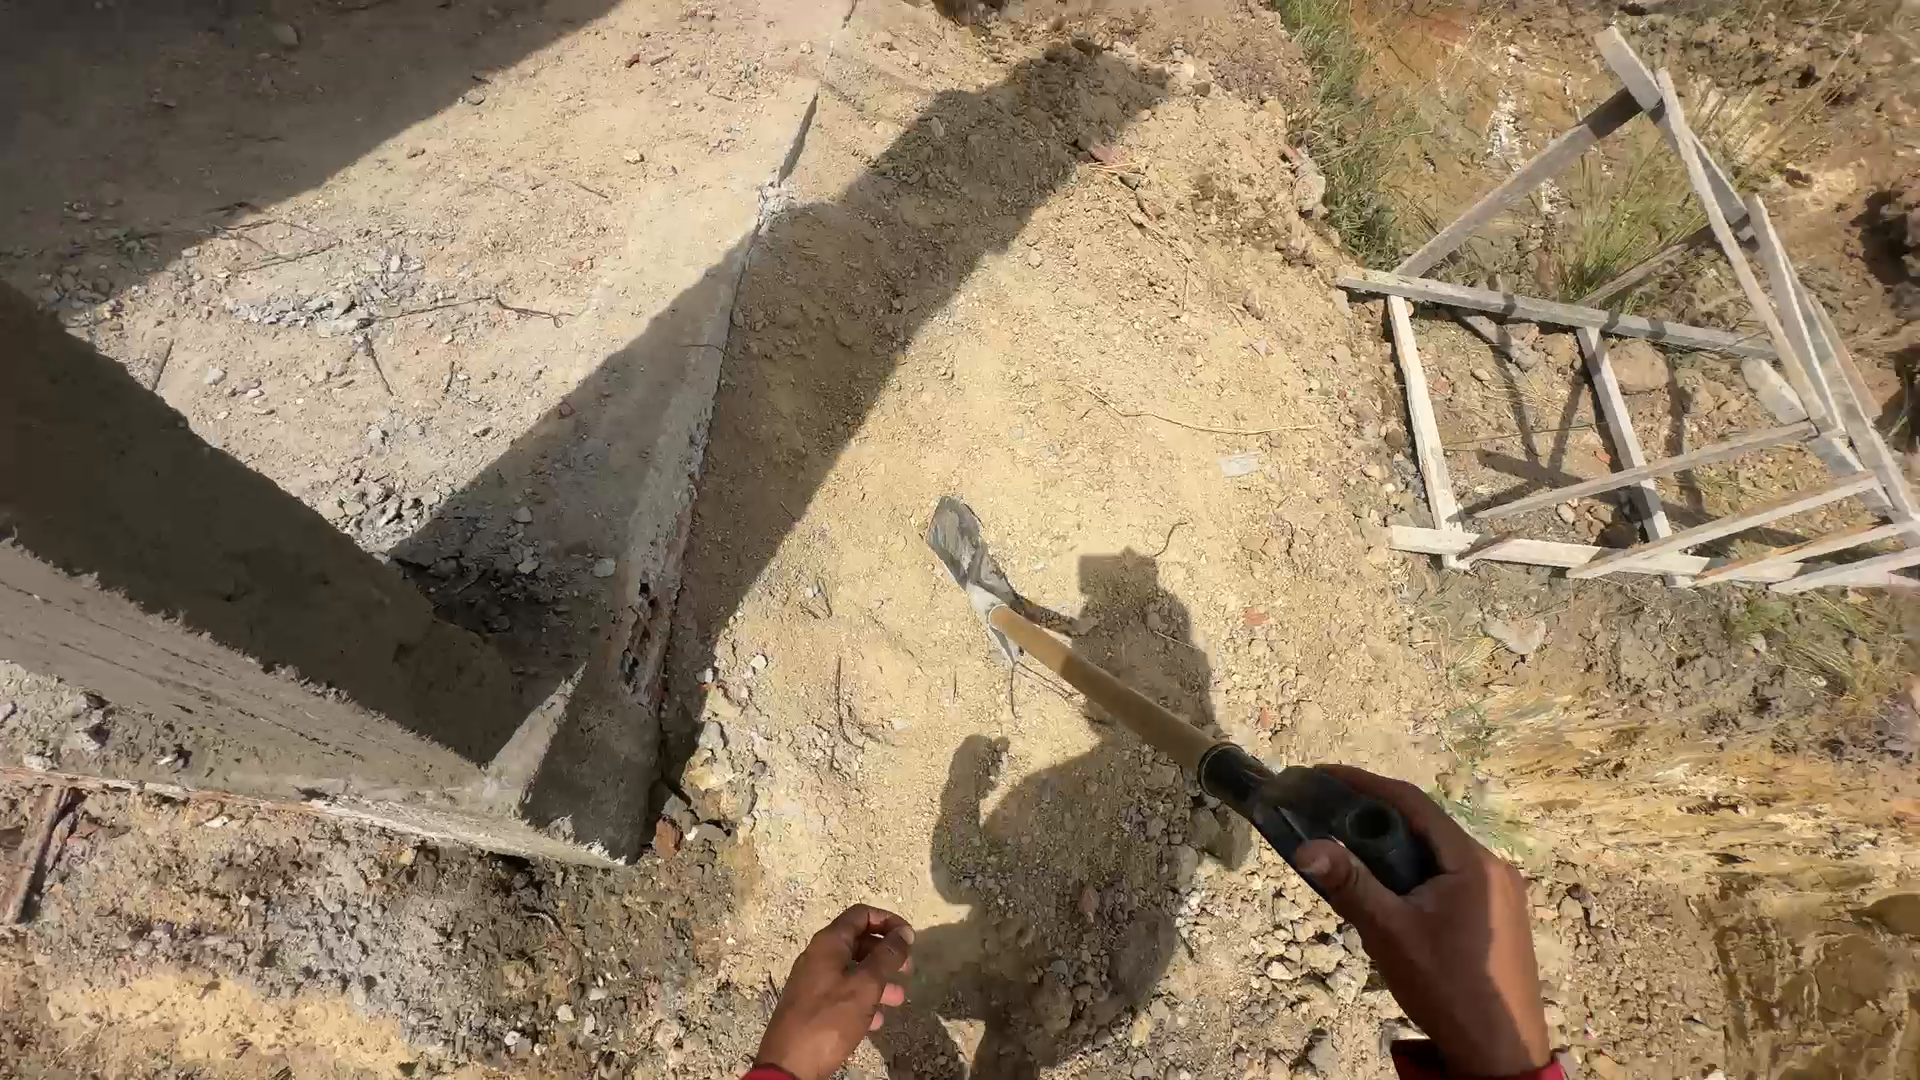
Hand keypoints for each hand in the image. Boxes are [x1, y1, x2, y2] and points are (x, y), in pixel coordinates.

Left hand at [756, 905, 914, 1079]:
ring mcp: (812, 981)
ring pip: (852, 969)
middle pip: (858, 941)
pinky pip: (842, 992)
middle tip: (908, 969)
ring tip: (898, 999)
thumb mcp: (865, 986)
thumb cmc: (829, 1020)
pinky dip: (862, 999)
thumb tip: (905, 933)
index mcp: (829, 942)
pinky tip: (876, 1020)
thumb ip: (886, 957)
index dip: (889, 921)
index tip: (909, 939)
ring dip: (878, 979)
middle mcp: (818, 955)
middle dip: (886, 953)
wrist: (786, 1068)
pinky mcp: (810, 1006)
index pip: (862, 914)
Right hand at [1294, 766, 1548, 1077]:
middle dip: (1369, 810)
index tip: (1321, 775)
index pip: (1411, 801)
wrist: (1502, 1059)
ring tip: (1343, 842)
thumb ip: (1349, 884)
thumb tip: (1304, 847)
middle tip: (1324, 808)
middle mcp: (1490, 866)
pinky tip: (1380, 881)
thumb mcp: (1390, 933)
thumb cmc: (1447, 987)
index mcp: (1472, 861)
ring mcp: (1496, 891)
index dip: (1363, 781)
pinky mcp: (1492, 912)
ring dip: (1387, 839)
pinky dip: (1405, 863)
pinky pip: (1441, 869)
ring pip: (1430, 847)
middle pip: (1421, 821)